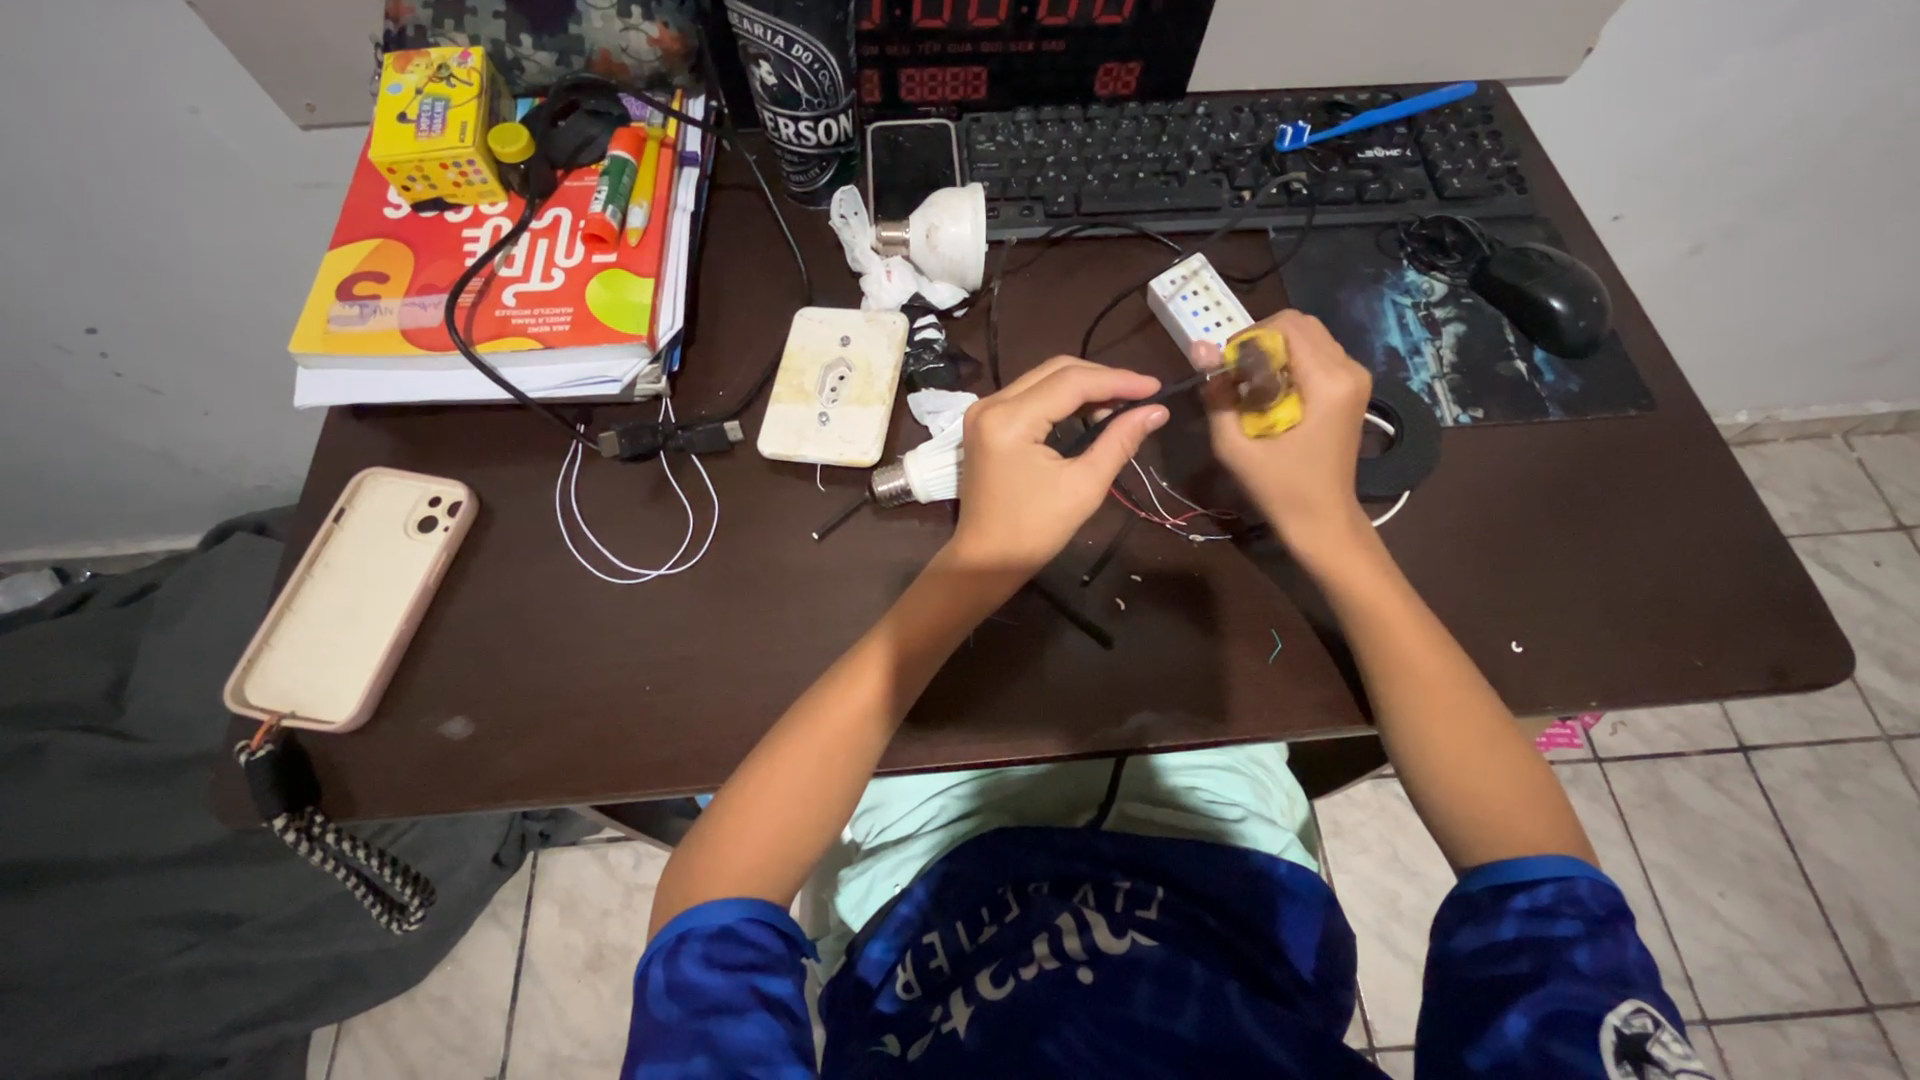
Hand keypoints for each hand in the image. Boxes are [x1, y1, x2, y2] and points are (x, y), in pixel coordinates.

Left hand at [948, 357, 1166, 580]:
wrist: (986, 559)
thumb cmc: (1034, 530)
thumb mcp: (1084, 486)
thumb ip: (1119, 441)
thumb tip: (1157, 410)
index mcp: (1010, 419)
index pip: (1072, 382)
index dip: (1118, 381)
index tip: (1157, 387)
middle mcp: (991, 404)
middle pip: (1056, 371)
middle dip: (1102, 380)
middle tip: (1141, 396)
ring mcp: (984, 411)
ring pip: (1043, 379)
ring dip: (1084, 388)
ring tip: (1121, 407)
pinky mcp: (986, 422)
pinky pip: (1031, 396)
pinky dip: (1063, 401)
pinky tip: (1090, 415)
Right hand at [1193, 310, 1372, 559]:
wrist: (1322, 519)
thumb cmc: (1279, 489)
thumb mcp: (1235, 447)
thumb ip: (1218, 396)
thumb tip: (1200, 349)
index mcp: (1328, 381)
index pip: (1285, 326)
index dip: (1247, 339)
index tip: (1227, 370)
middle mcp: (1349, 369)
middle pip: (1300, 324)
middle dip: (1260, 342)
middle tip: (1237, 375)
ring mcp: (1356, 377)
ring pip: (1309, 336)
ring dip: (1275, 352)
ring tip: (1253, 387)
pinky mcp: (1352, 387)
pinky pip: (1317, 355)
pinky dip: (1290, 363)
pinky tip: (1273, 395)